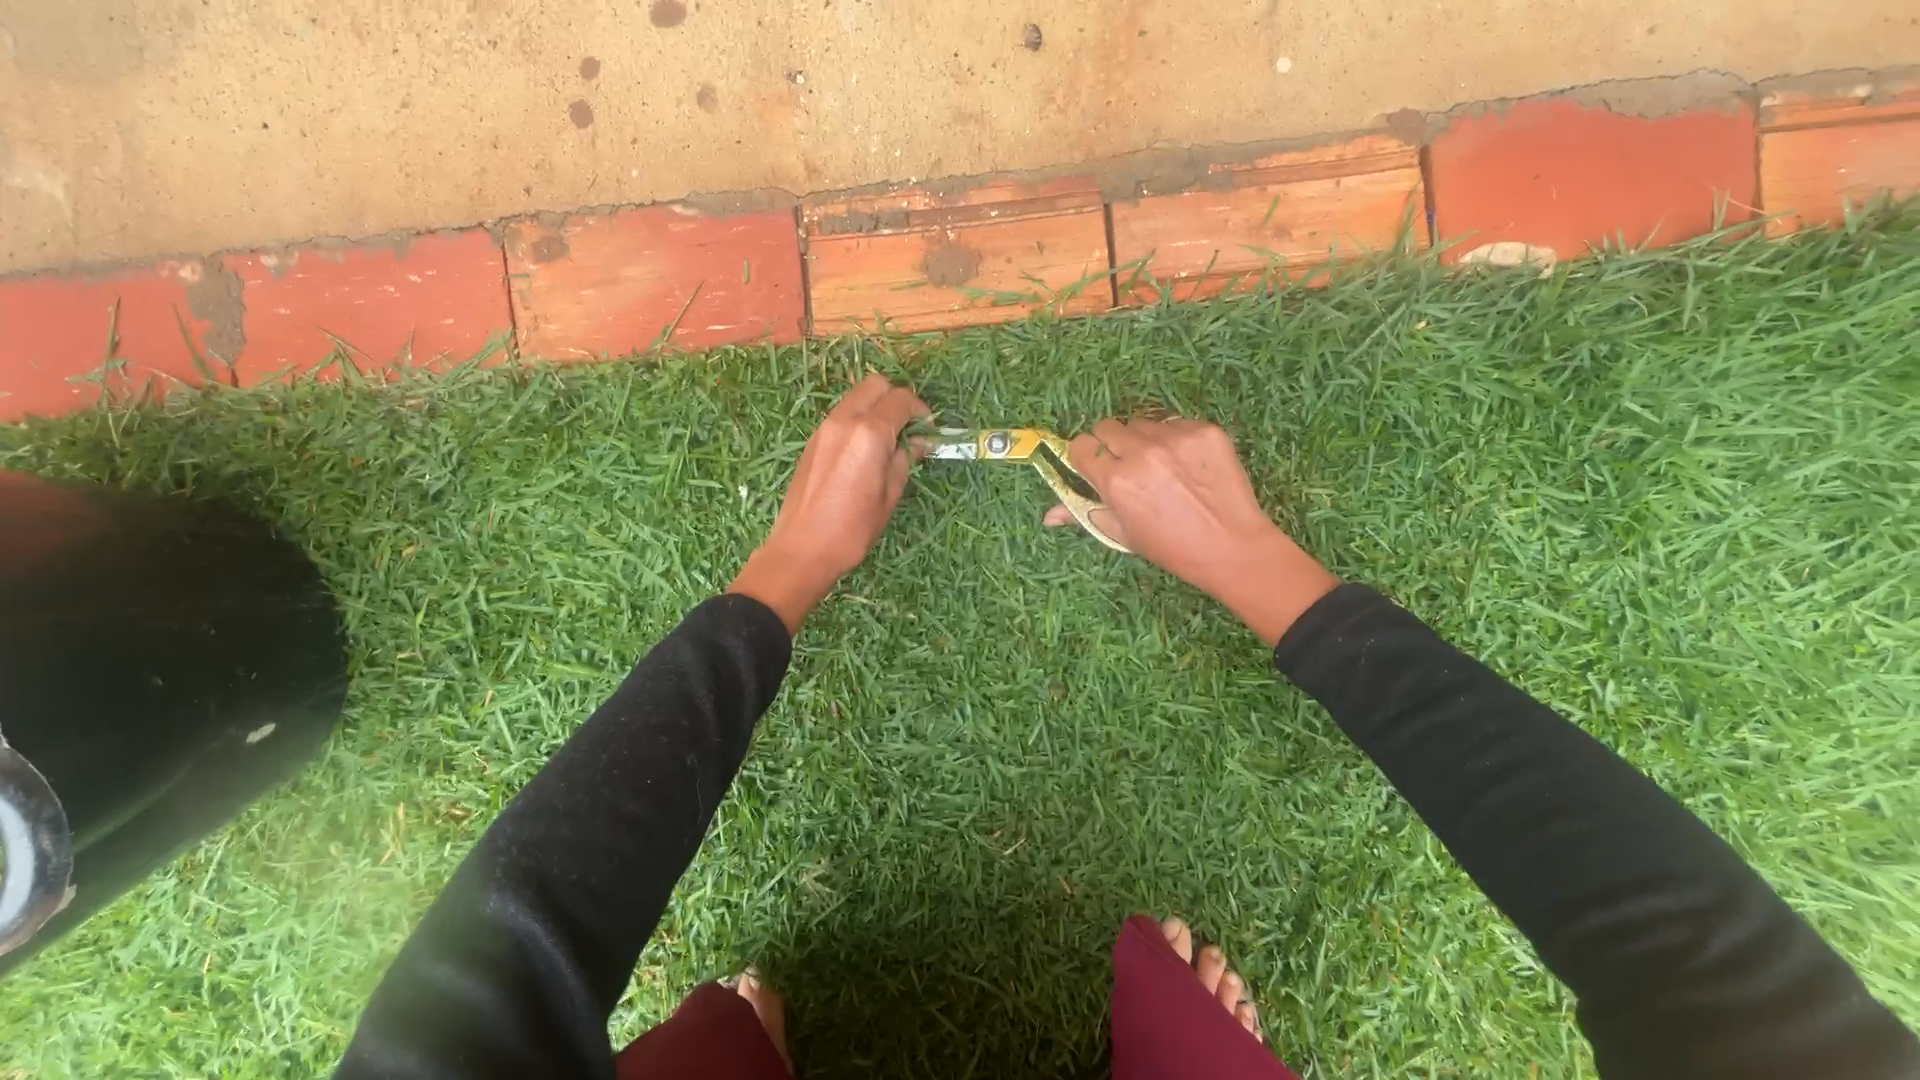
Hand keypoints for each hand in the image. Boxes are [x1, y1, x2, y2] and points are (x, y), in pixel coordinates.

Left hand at [729, 374, 929, 633]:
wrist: (802, 549)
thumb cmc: (853, 528)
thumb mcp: (889, 496)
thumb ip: (905, 460)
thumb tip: (918, 443)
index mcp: (869, 433)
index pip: (901, 400)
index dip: (920, 410)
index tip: (929, 428)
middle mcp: (845, 420)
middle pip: (876, 385)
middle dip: (896, 399)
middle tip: (908, 428)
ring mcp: (824, 428)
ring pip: (856, 397)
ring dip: (876, 407)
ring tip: (888, 440)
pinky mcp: (813, 440)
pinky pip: (842, 415)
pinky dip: (859, 419)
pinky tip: (865, 450)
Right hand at [1046, 418, 1338, 644]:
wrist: (1232, 546)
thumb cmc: (1171, 547)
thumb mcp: (1123, 534)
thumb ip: (1084, 515)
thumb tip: (1048, 516)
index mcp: (1115, 481)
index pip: (1081, 446)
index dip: (1087, 457)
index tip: (1097, 468)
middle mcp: (1141, 453)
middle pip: (1107, 427)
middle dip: (1112, 445)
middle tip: (1130, 468)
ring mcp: (1175, 438)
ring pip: (1142, 423)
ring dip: (1144, 440)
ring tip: (1162, 468)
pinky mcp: (1204, 430)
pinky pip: (1175, 423)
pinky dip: (1176, 439)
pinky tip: (1188, 465)